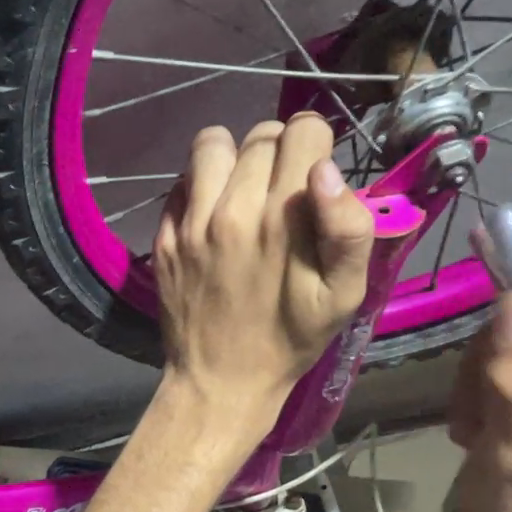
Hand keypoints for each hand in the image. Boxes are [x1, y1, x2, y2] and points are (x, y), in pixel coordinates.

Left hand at [153, 115, 374, 427]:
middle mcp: (232, 210)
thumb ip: (349, 227)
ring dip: (232, 158)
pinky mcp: (163, 238)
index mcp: (284, 217)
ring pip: (211, 144)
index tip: (312, 177)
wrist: (220, 381)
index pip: (303, 131)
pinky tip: (212, 217)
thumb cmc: (290, 339)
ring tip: (242, 192)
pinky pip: (179, 183)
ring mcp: (190, 223)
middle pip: (260, 136)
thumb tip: (327, 168)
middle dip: (278, 153)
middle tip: (280, 193)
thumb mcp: (343, 294)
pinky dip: (198, 188)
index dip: (315, 147)